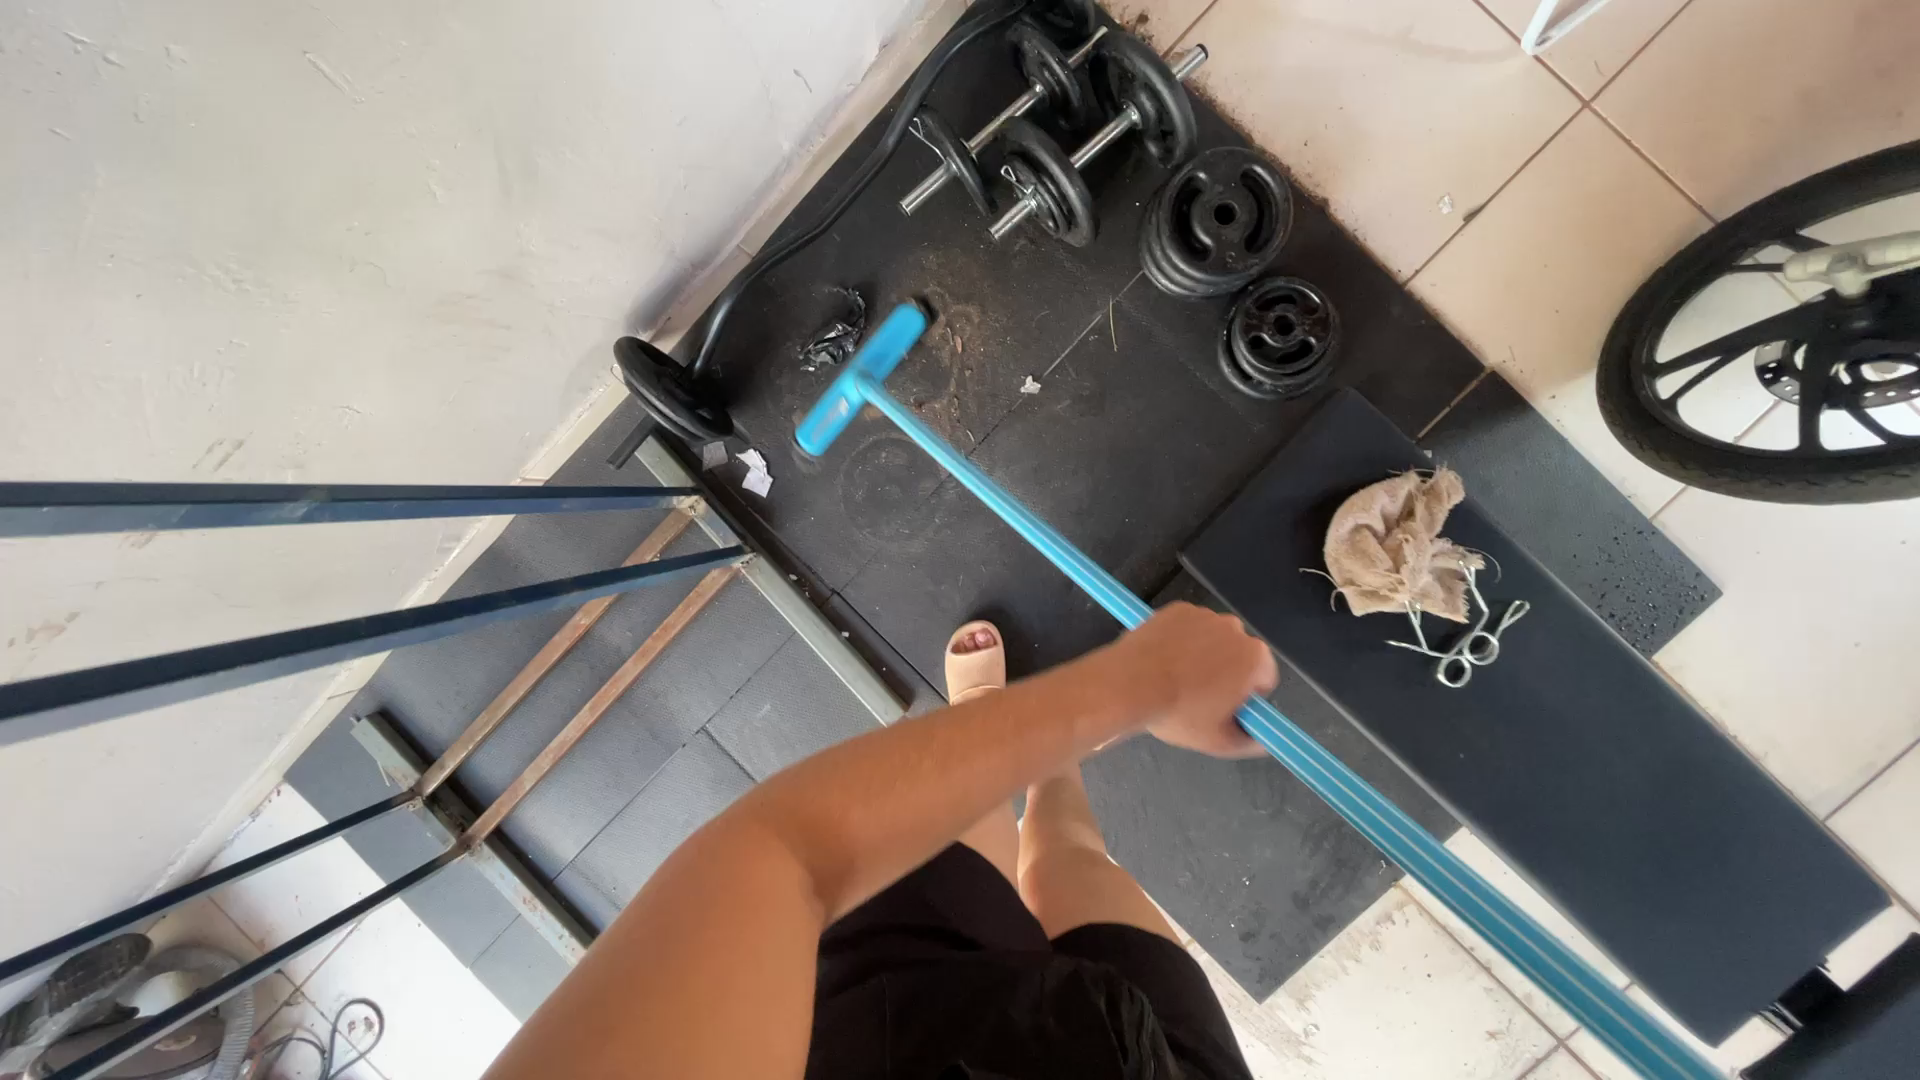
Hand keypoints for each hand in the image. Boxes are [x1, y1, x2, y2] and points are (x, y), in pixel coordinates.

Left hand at [1106, 603, 1278, 757]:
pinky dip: (1179, 639)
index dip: (1245, 697)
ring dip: (1201, 653)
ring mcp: (1202, 614)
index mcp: (1254, 658)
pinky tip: (1163, 659)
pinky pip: (1186, 627)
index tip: (1223, 708)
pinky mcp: (1175, 609)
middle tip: (1198, 695)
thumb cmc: (1178, 713)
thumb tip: (1261, 739)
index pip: (1263, 679)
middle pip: (1238, 655)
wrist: (1128, 684)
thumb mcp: (1219, 742)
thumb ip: (1250, 742)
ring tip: (1175, 677)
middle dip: (1225, 672)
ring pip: (1211, 638)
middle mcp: (1234, 628)